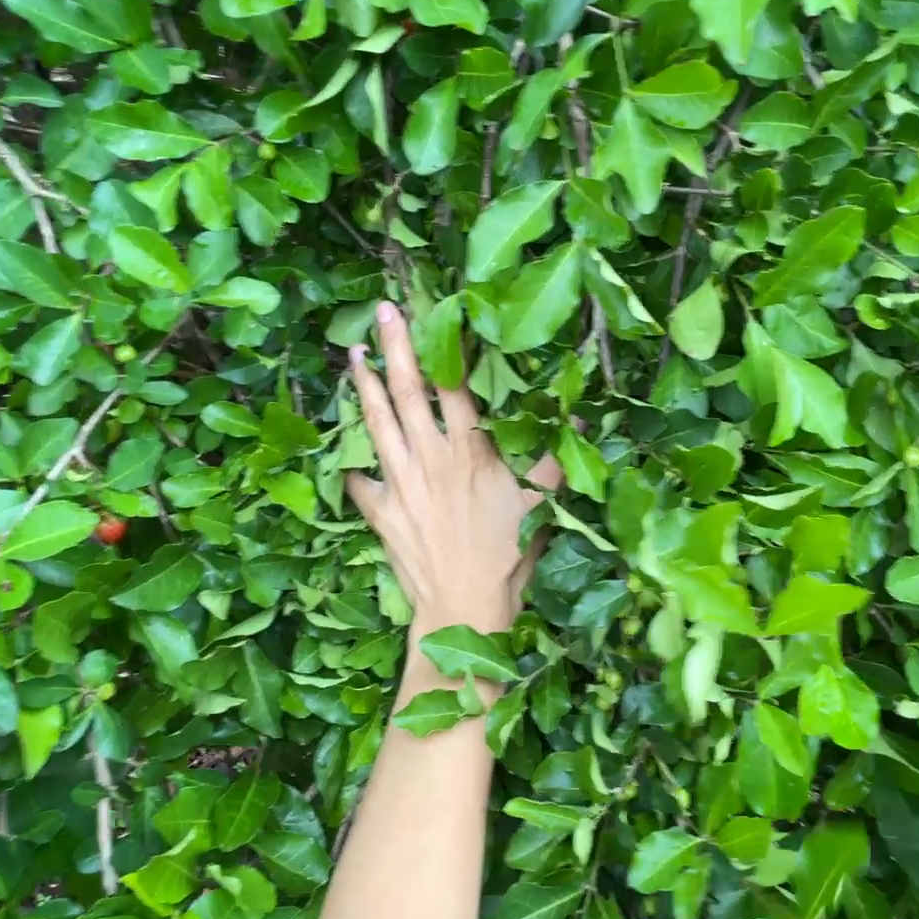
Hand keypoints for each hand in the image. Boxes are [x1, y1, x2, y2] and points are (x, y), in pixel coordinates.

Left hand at [346, 301, 561, 635]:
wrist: (464, 607)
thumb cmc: (507, 557)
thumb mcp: (540, 507)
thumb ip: (552, 461)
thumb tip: (574, 418)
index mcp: (470, 452)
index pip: (453, 388)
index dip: (442, 349)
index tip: (431, 315)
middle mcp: (430, 458)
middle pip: (408, 393)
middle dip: (394, 348)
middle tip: (381, 311)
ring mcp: (401, 483)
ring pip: (377, 424)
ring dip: (364, 387)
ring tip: (354, 354)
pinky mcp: (380, 511)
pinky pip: (360, 479)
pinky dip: (352, 462)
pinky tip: (345, 448)